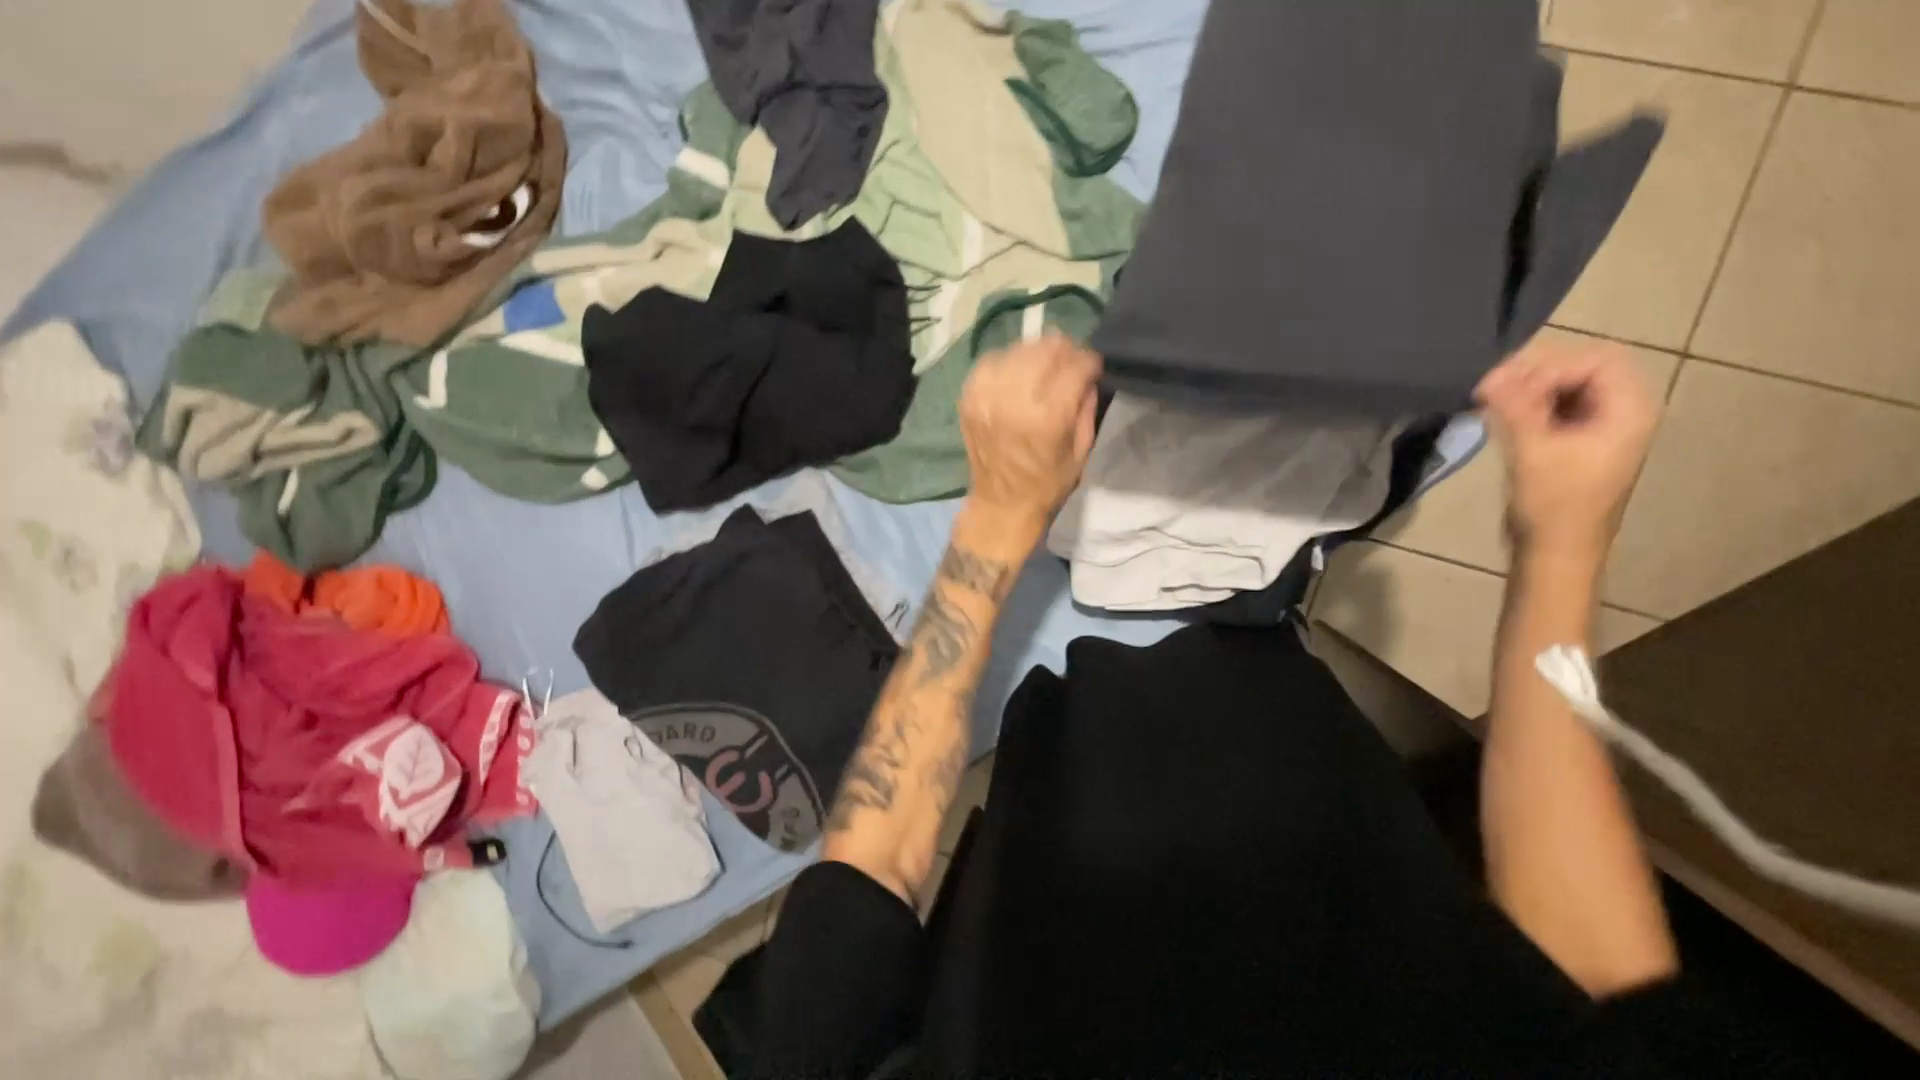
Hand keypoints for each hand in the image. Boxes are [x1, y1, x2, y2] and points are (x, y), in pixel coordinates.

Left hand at [959, 334, 1101, 532]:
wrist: (1001, 504)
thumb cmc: (1047, 482)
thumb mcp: (1081, 449)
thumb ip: (1086, 405)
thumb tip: (1086, 374)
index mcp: (1048, 417)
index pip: (1075, 366)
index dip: (1089, 361)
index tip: (1093, 367)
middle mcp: (1014, 400)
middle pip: (1045, 349)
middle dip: (1063, 350)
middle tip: (1069, 362)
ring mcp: (986, 396)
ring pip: (1018, 349)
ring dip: (1036, 352)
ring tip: (1044, 365)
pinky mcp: (969, 397)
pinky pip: (991, 361)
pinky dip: (1008, 361)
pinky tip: (1017, 373)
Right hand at [1477, 336, 1659, 565]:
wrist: (1557, 552)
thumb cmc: (1555, 505)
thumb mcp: (1533, 451)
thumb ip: (1515, 407)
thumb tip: (1489, 376)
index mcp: (1629, 410)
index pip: (1596, 359)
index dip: (1548, 366)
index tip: (1505, 386)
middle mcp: (1625, 410)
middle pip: (1584, 365)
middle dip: (1537, 370)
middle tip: (1494, 385)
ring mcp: (1603, 424)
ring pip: (1568, 382)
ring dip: (1529, 385)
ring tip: (1492, 398)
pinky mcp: (1580, 437)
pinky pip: (1558, 402)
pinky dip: (1530, 400)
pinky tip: (1502, 411)